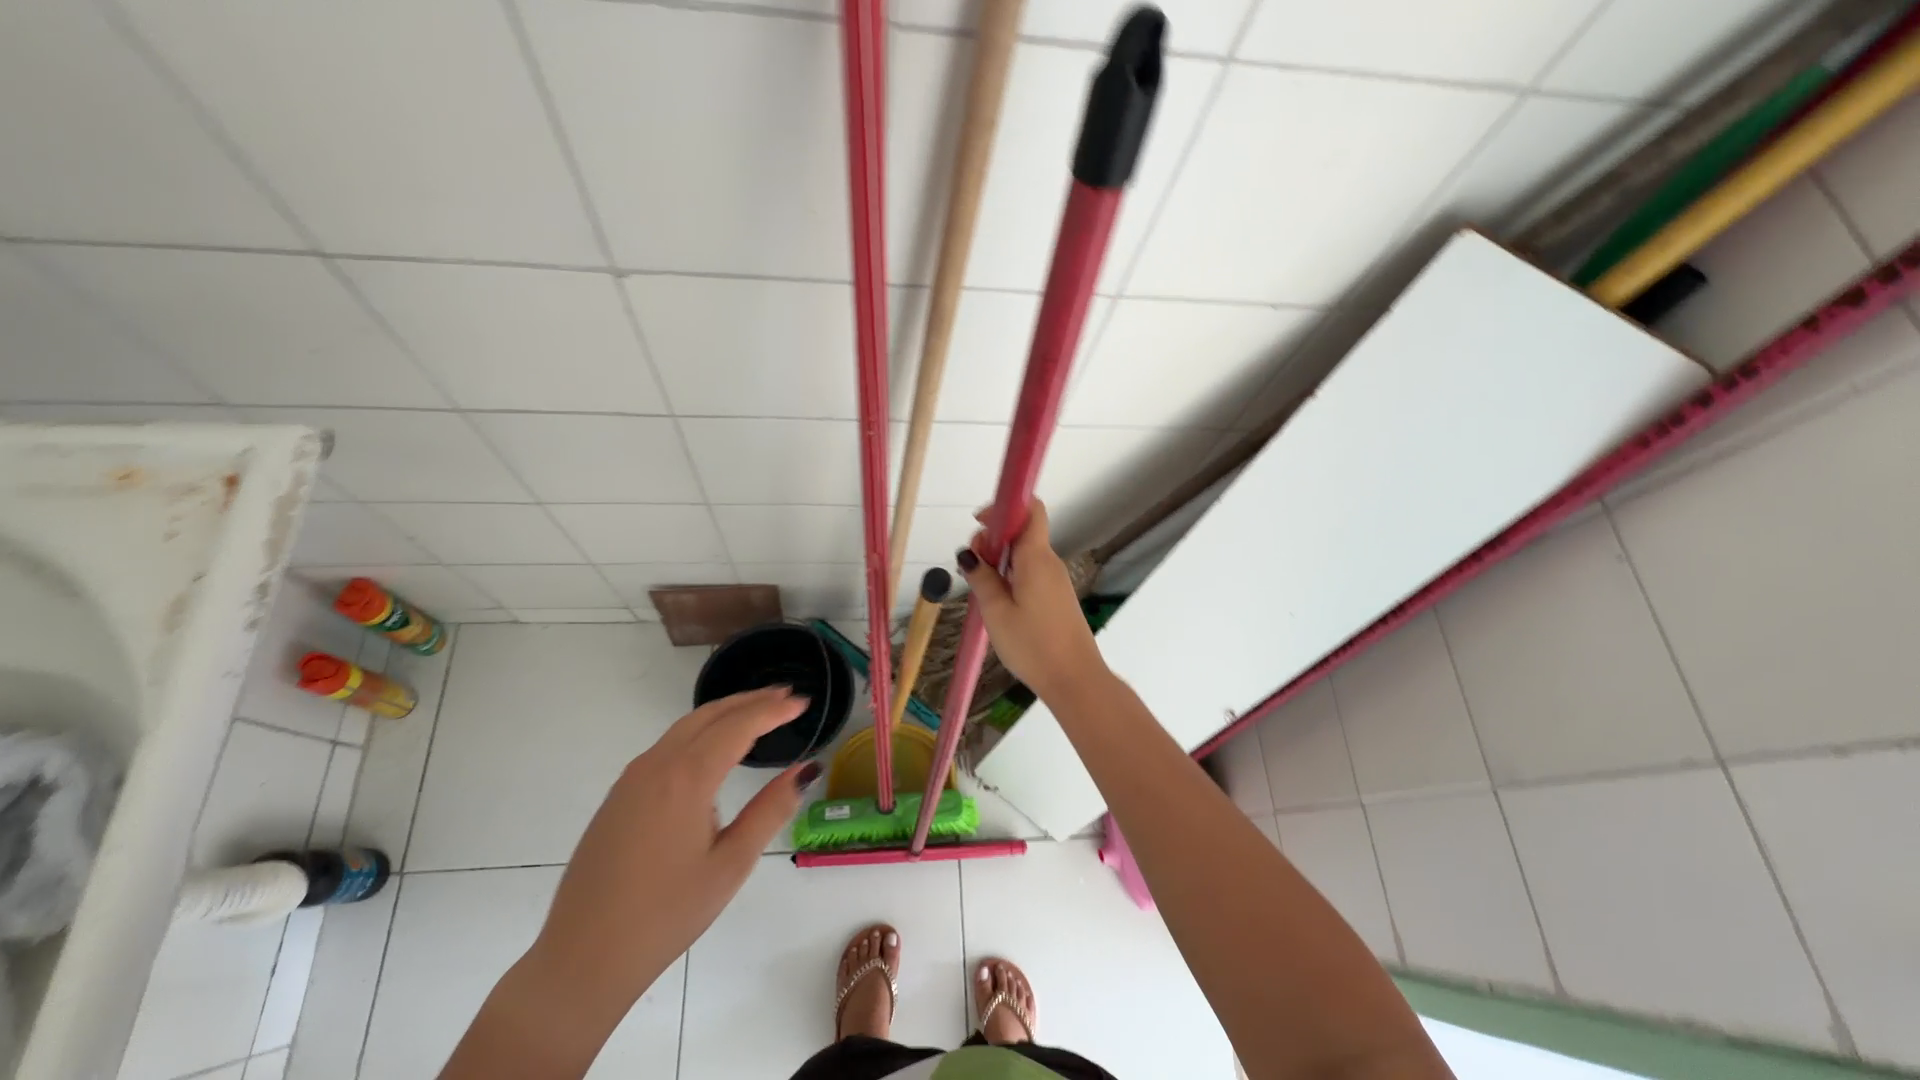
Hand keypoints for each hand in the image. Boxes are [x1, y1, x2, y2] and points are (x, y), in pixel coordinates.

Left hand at [530, 687, 816, 1005]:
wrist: (586, 953)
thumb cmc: (668, 913)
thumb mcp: (731, 865)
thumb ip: (769, 810)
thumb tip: (803, 770)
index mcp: (687, 778)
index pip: (738, 726)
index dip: (772, 710)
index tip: (802, 701)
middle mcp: (655, 766)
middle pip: (707, 716)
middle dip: (748, 702)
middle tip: (784, 697)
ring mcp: (630, 780)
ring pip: (682, 729)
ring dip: (721, 715)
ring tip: (755, 715)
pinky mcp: (617, 798)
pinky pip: (664, 749)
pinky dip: (696, 735)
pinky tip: (711, 751)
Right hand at [955, 500, 1110, 702]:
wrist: (1074, 679)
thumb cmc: (1033, 646)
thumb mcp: (996, 612)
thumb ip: (981, 579)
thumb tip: (970, 554)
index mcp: (1036, 558)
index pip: (1031, 510)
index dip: (1004, 507)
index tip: (980, 524)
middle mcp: (1049, 562)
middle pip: (1021, 532)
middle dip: (992, 540)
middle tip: (973, 569)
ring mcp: (1055, 580)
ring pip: (1023, 555)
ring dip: (999, 561)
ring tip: (981, 590)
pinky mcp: (1056, 596)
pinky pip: (1030, 572)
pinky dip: (1010, 576)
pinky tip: (998, 602)